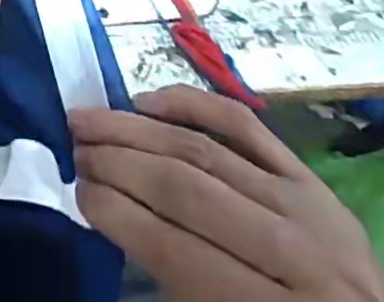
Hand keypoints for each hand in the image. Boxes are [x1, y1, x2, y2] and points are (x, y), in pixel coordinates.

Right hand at [72, 85, 383, 301]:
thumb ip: (173, 283)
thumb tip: (106, 211)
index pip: (178, 250)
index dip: (119, 217)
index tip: (78, 193)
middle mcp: (298, 253)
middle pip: (188, 188)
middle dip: (118, 164)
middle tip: (73, 148)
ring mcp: (308, 204)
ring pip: (205, 149)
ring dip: (136, 130)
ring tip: (89, 121)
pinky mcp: (309, 175)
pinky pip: (244, 124)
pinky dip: (191, 103)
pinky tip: (147, 101)